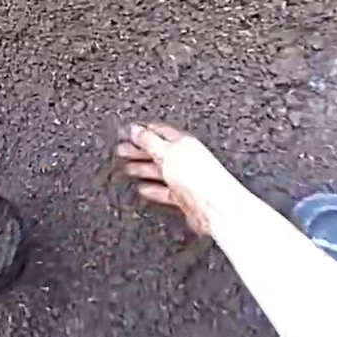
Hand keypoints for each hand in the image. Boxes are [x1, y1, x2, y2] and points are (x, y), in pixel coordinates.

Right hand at [113, 122, 235, 235]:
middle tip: (121, 150)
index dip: (141, 131)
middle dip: (138, 150)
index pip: (158, 131)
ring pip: (159, 170)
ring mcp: (184, 178)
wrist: (215, 207)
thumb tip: (135, 129)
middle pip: (156, 151)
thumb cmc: (197, 176)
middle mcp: (184, 158)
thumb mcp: (166, 152)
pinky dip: (153, 189)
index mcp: (182, 142)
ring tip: (127, 167)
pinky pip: (164, 190)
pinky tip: (144, 189)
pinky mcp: (184, 196)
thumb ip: (149, 140)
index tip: (126, 132)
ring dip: (142, 168)